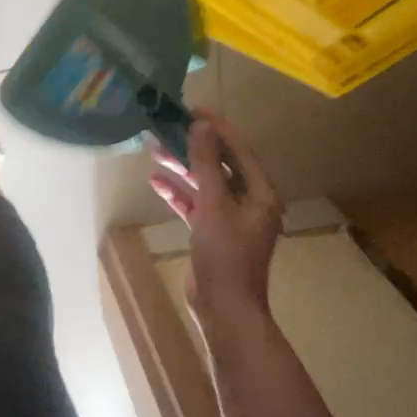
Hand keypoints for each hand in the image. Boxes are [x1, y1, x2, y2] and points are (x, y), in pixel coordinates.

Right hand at [148, 111, 281, 314]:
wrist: (225, 308)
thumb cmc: (225, 254)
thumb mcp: (214, 204)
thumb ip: (206, 164)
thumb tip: (203, 126)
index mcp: (261, 194)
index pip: (238, 150)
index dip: (216, 128)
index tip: (192, 108)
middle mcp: (250, 203)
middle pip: (220, 166)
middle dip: (194, 147)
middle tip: (168, 127)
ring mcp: (231, 219)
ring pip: (205, 185)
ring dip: (183, 168)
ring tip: (155, 149)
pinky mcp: (213, 234)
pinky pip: (196, 205)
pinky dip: (179, 194)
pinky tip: (156, 182)